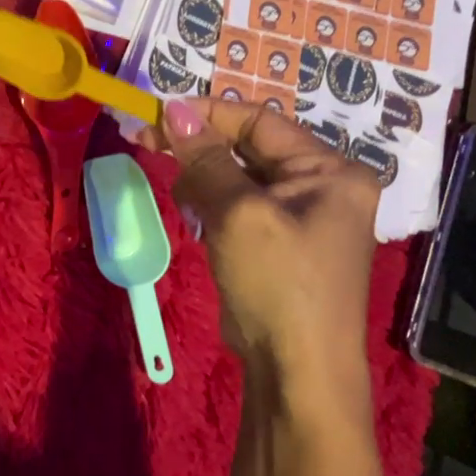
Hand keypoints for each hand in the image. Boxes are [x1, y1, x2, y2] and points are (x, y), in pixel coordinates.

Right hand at [134, 98, 378, 371]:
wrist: (296, 368)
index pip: (258, 121)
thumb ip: (204, 156)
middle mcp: (322, 185)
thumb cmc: (276, 280)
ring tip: (179, 196)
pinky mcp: (278, 239)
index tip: (154, 115)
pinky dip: (208, 200)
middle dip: (196, 145)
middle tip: (144, 141)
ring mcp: (301, 214)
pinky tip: (193, 215)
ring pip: (235, 172)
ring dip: (199, 176)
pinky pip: (236, 200)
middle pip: (246, 145)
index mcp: (330, 170)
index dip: (205, 114)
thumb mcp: (236, 210)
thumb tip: (172, 108)